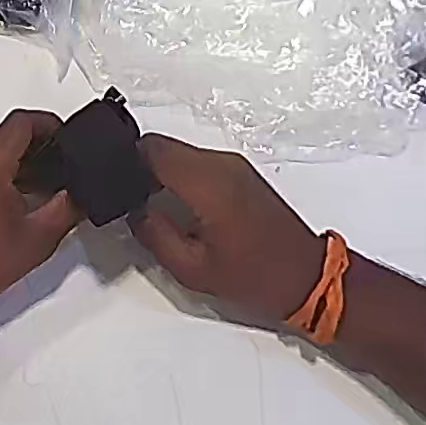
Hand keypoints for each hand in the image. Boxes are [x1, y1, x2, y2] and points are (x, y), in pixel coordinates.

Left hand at [0, 110, 82, 322]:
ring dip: (29, 157)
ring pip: (2, 145)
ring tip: (56, 180)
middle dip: (45, 143)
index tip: (70, 137)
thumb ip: (69, 206)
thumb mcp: (41, 234)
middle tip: (68, 160)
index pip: (23, 121)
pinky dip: (14, 168)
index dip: (52, 124)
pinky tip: (34, 194)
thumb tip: (83, 192)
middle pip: (13, 131)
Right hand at [132, 134, 324, 324]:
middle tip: (130, 194)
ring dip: (159, 168)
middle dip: (139, 165)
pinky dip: (178, 171)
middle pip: (161, 145)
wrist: (310, 279)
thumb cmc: (256, 277)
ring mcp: (232, 164)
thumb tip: (135, 211)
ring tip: (151, 200)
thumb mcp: (191, 269)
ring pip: (177, 150)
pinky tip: (176, 200)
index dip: (125, 161)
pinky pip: (195, 159)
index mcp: (206, 183)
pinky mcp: (238, 170)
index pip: (151, 150)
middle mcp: (220, 164)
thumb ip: (153, 234)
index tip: (116, 181)